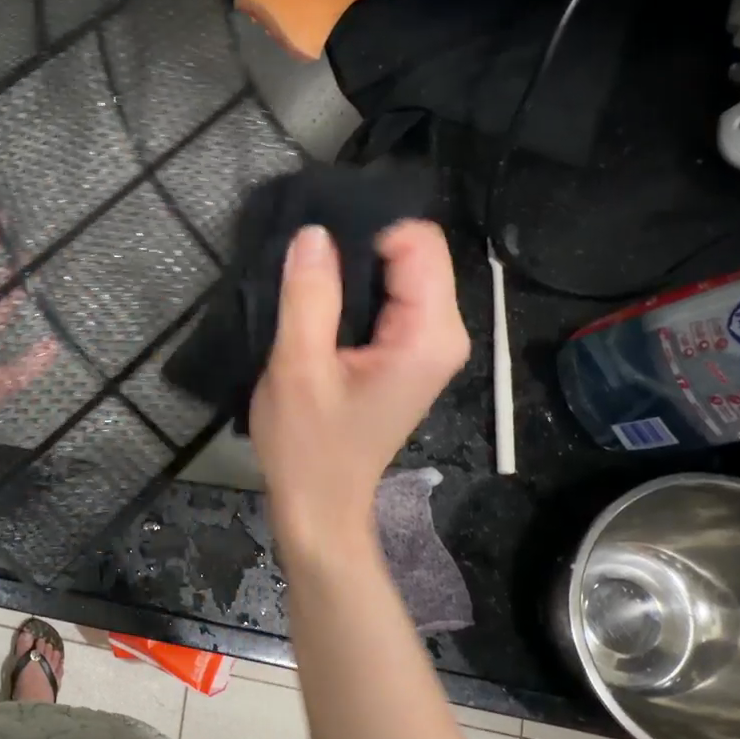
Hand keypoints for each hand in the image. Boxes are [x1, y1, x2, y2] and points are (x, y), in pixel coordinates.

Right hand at [248, 221, 469, 558]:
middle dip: (354, 254)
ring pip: (394, 281)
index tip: (311, 254)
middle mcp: (442, 334)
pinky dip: (350, 303)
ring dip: (348, 280)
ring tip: (300, 293)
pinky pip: (384, 307)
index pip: (418, 243)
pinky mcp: (404, 359)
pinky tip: (313, 318)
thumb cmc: (307, 444)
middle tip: (297, 272)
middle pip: (410, 258)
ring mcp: (426, 348)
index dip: (364, 234)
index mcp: (429, 334)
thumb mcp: (298, 368)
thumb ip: (309, 298)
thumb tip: (312, 234)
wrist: (318, 504)